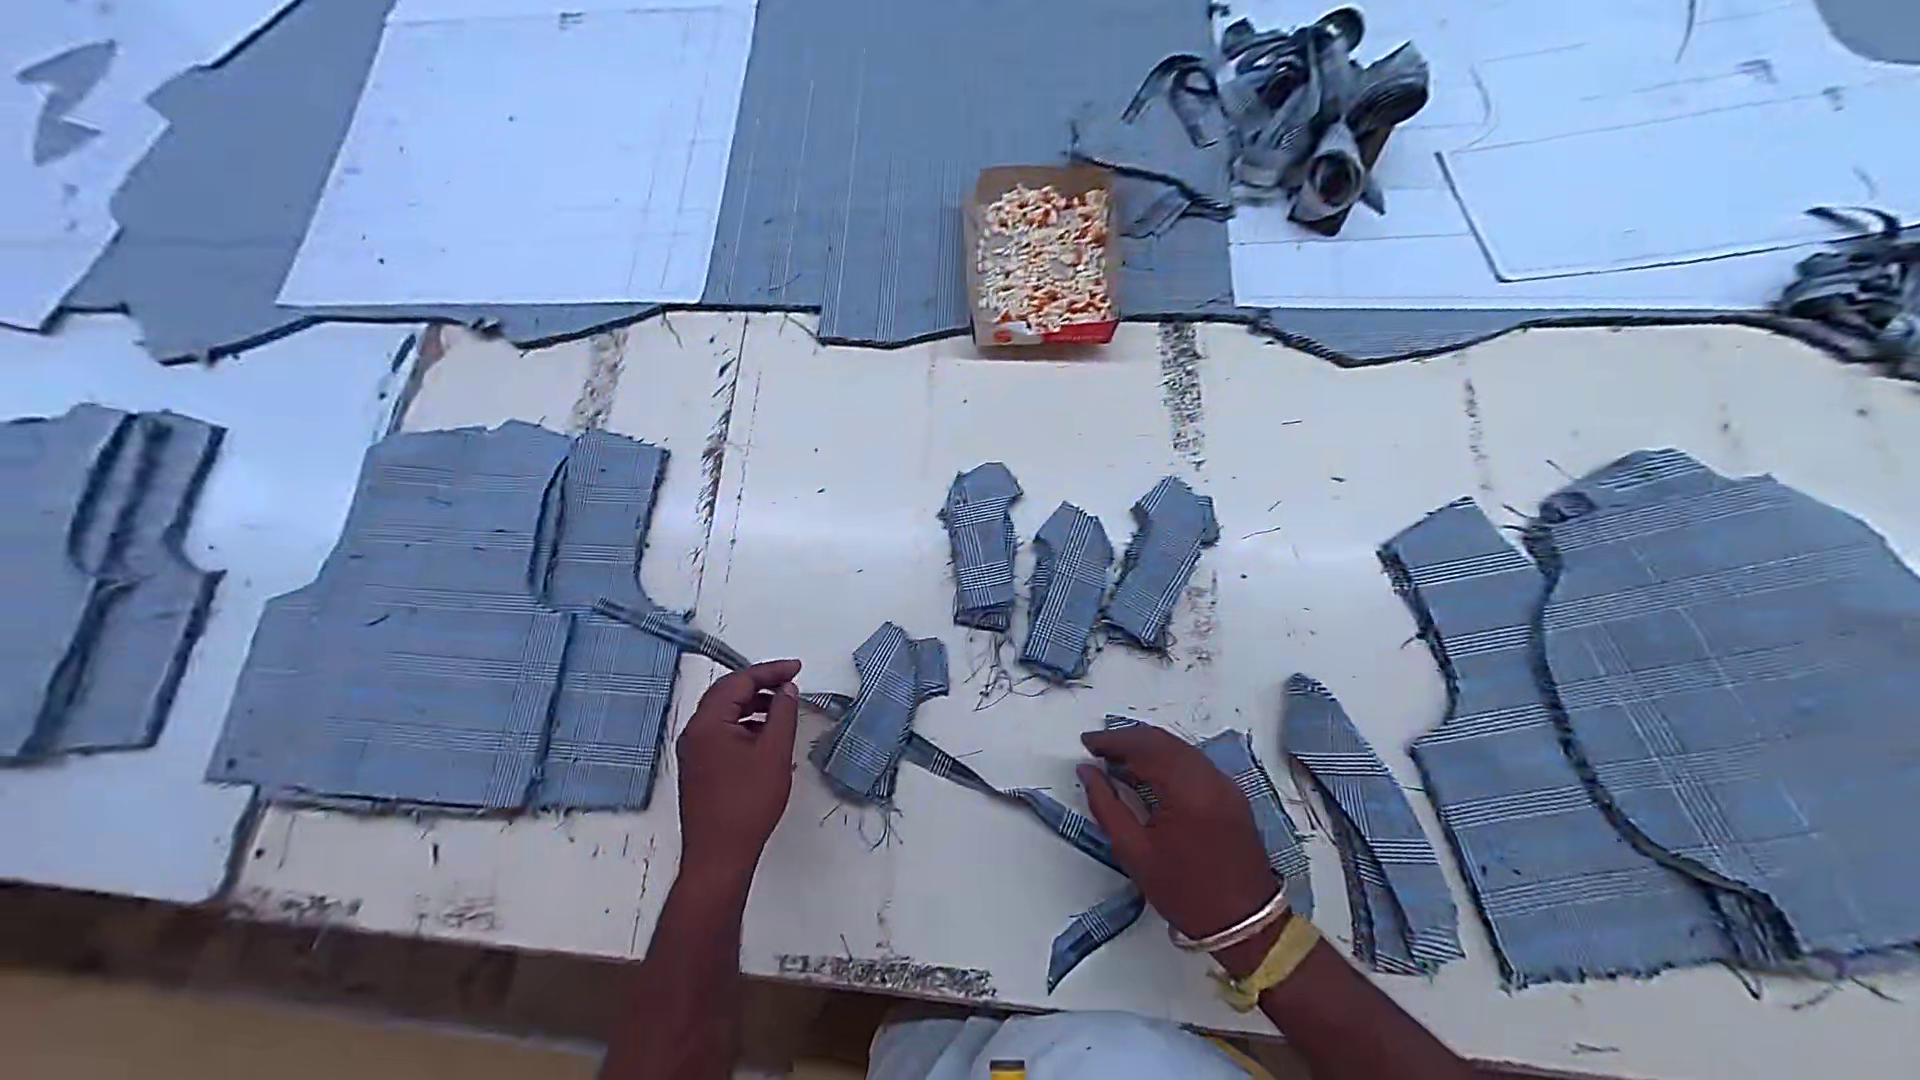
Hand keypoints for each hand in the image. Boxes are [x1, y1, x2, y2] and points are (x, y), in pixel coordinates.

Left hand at [676, 660, 801, 881]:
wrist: (720, 856)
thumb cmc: (748, 802)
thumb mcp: (774, 752)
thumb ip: (782, 713)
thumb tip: (787, 688)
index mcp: (707, 723)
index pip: (739, 681)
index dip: (770, 671)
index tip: (797, 668)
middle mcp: (694, 732)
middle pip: (727, 693)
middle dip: (760, 684)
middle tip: (790, 682)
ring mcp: (693, 751)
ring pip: (724, 712)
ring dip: (753, 704)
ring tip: (783, 707)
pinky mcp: (699, 767)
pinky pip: (722, 731)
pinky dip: (745, 723)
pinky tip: (766, 733)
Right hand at [1078, 725, 1280, 953]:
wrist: (1246, 926)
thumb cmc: (1187, 894)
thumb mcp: (1135, 853)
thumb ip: (1106, 806)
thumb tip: (1088, 772)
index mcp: (1188, 791)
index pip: (1144, 748)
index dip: (1111, 741)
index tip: (1088, 743)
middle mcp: (1211, 779)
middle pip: (1163, 741)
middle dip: (1127, 740)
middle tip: (1098, 748)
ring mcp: (1226, 785)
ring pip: (1179, 748)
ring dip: (1147, 748)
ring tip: (1117, 761)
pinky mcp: (1232, 794)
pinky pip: (1193, 762)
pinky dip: (1166, 759)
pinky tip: (1147, 774)